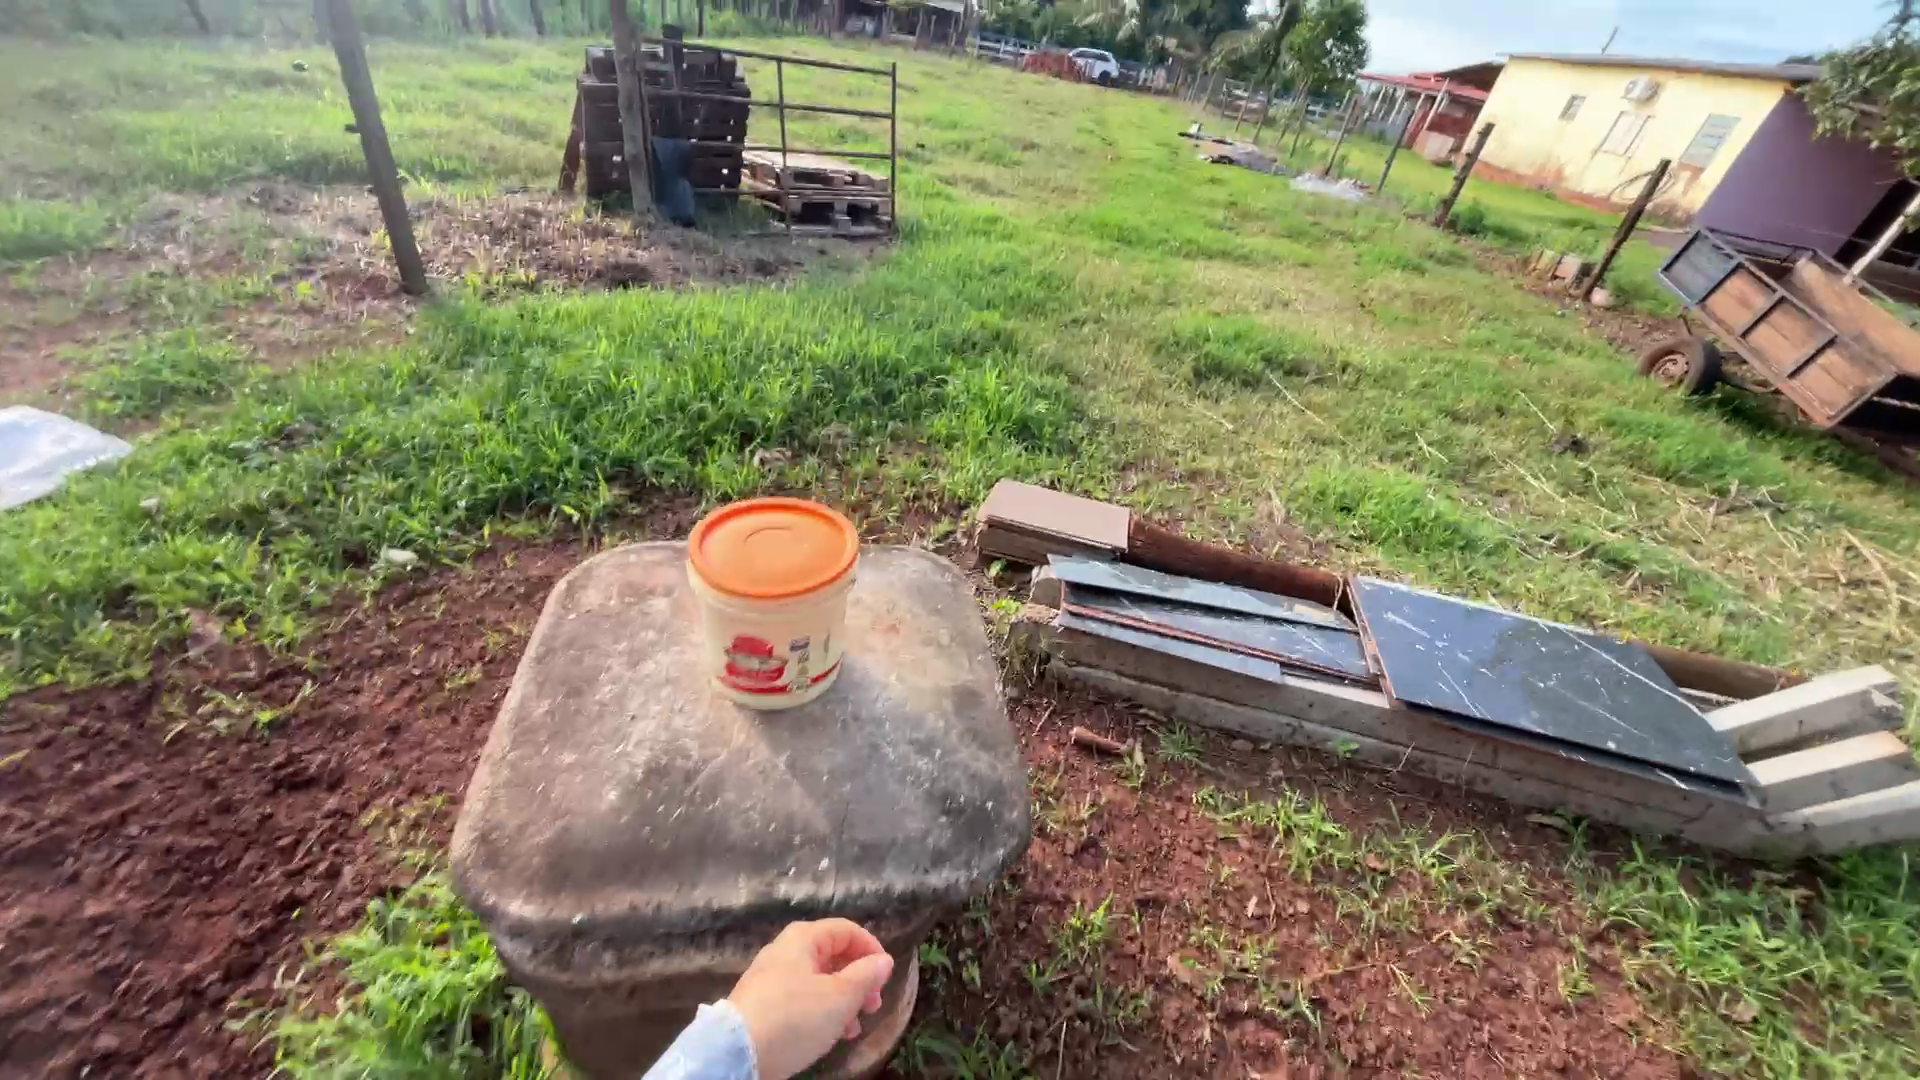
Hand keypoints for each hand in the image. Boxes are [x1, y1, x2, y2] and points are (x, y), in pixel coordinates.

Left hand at [727, 919, 894, 1079]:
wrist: (736, 1054)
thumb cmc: (795, 1017)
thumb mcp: (840, 997)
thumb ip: (866, 976)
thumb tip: (884, 960)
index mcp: (804, 937)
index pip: (847, 930)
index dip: (871, 949)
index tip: (886, 975)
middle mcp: (786, 950)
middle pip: (832, 955)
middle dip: (858, 979)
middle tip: (873, 1005)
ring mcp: (771, 977)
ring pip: (818, 980)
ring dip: (842, 1000)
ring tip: (855, 1027)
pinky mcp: (762, 1004)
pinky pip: (801, 999)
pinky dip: (821, 1011)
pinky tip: (830, 1034)